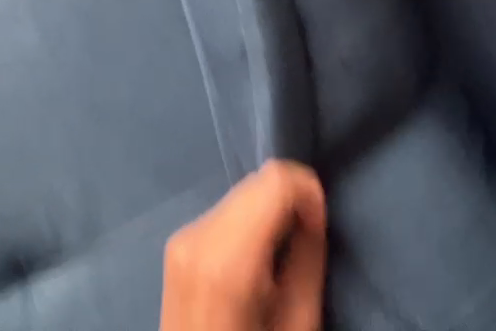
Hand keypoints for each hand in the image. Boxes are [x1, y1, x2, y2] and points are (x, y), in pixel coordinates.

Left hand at [160, 161, 326, 330]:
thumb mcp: (299, 320)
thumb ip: (309, 255)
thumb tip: (312, 211)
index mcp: (226, 258)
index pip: (275, 178)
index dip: (308, 192)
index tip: (318, 227)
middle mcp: (196, 235)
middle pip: (259, 182)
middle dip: (289, 203)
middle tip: (302, 244)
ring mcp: (181, 237)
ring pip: (243, 192)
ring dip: (269, 212)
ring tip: (276, 258)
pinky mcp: (177, 242)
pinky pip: (226, 209)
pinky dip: (249, 222)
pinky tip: (254, 260)